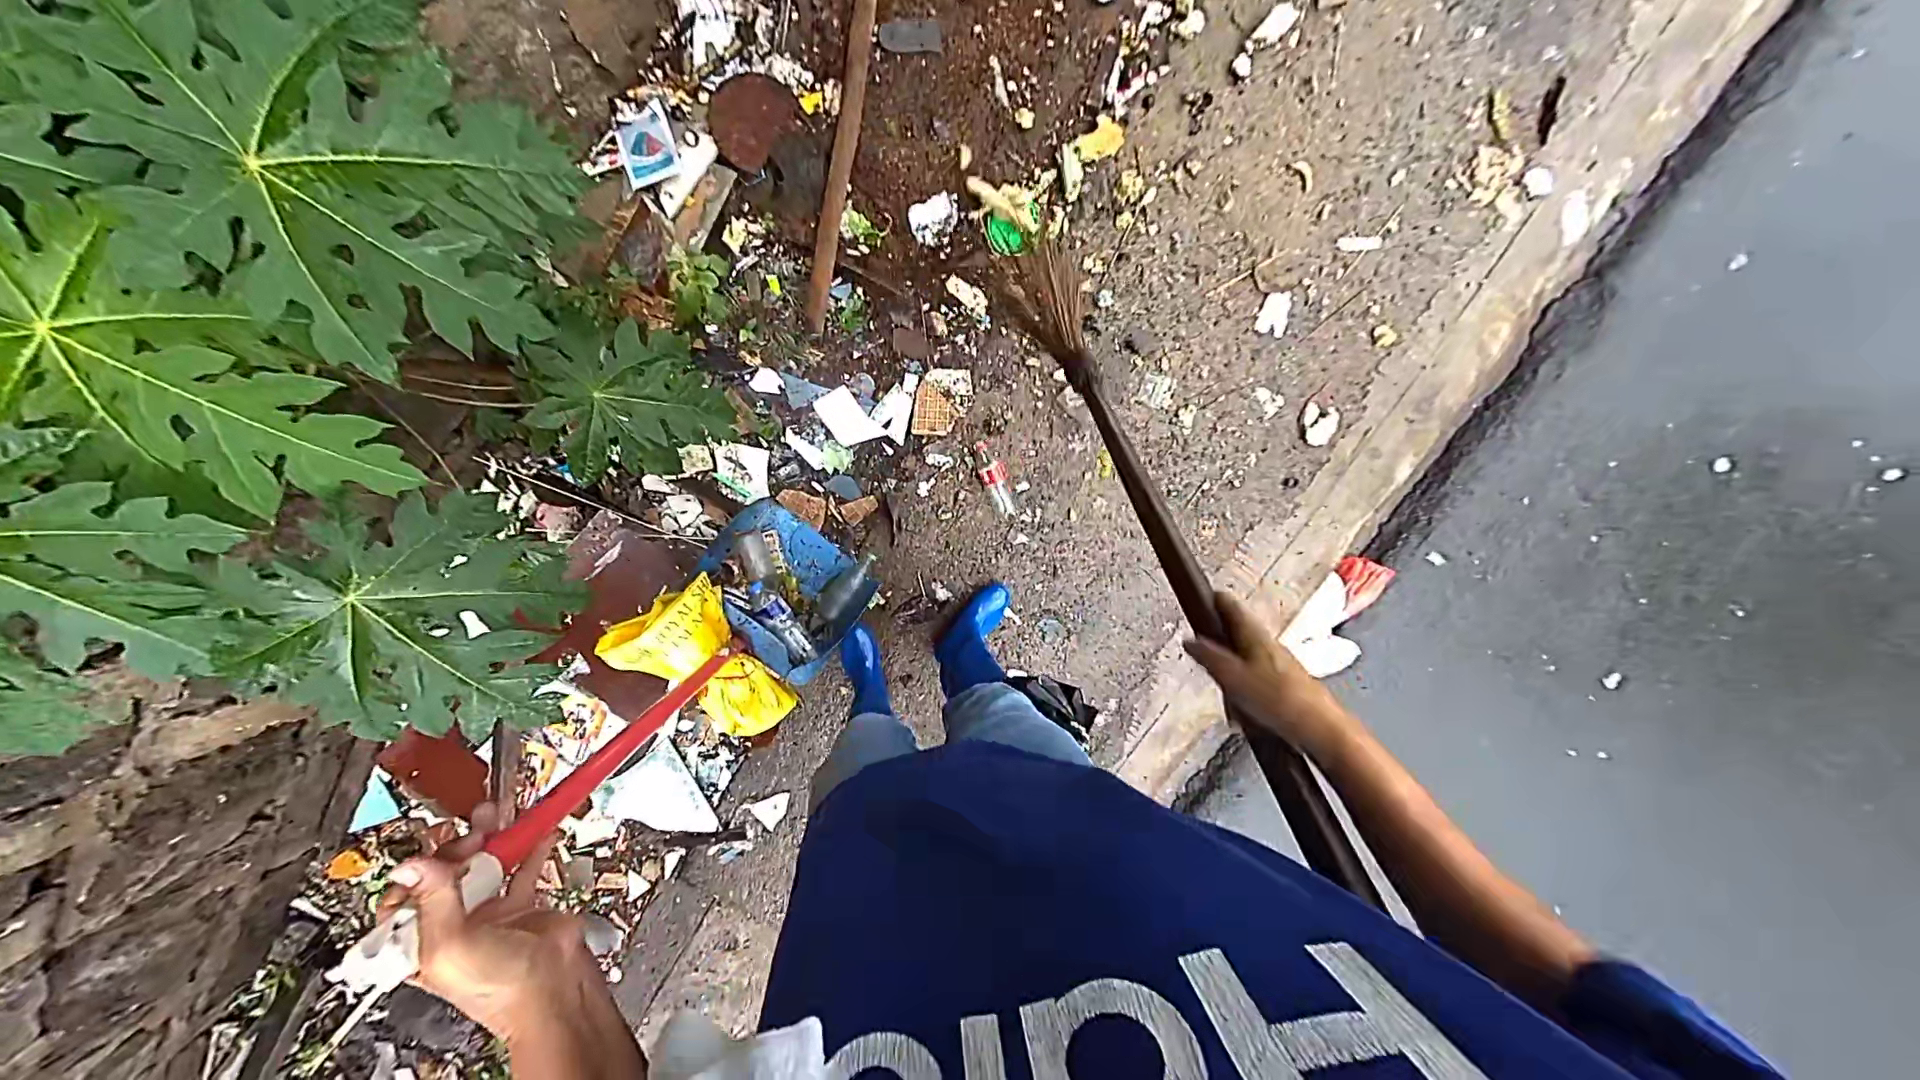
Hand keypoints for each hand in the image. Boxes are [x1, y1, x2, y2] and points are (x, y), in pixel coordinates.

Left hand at [376, 803, 591, 1043]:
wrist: (552, 986)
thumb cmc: (497, 988)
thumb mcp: (452, 945)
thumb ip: (436, 901)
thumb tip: (411, 866)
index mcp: (422, 941)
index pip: (407, 896)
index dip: (418, 870)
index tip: (434, 848)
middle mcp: (453, 924)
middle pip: (449, 873)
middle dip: (460, 845)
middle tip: (474, 829)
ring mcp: (491, 912)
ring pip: (487, 864)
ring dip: (495, 837)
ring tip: (501, 816)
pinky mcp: (525, 902)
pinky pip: (526, 866)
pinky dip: (533, 845)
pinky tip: (537, 830)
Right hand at [1183, 590, 1364, 757]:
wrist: (1322, 731)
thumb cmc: (1281, 700)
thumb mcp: (1232, 677)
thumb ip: (1208, 657)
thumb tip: (1190, 641)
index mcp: (1254, 635)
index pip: (1229, 605)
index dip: (1213, 601)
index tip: (1202, 599)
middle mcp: (1269, 645)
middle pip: (1234, 636)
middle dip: (1217, 652)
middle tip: (1205, 664)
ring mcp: (1279, 665)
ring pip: (1244, 664)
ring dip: (1232, 680)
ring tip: (1230, 702)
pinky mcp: (1287, 686)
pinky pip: (1256, 685)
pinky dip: (1246, 696)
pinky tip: (1246, 715)